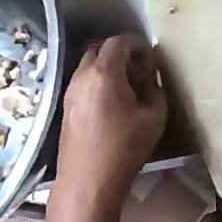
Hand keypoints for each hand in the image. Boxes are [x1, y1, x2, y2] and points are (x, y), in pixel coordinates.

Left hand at [54, 34, 167, 194]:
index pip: (119, 41)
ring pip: (89, 66)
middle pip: (101, 49)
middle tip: (140, 72)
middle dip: (122, 54)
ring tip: (128, 89)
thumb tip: (150, 81)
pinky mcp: (66, 107)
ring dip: (109, 69)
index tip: (151, 60)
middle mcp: (82, 75)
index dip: (138, 45)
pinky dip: (98, 83)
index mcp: (104, 72)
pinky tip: (112, 104)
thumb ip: (156, 91)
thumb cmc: (124, 148)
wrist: (87, 181)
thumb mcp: (154, 118)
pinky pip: (84, 82)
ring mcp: (70, 91)